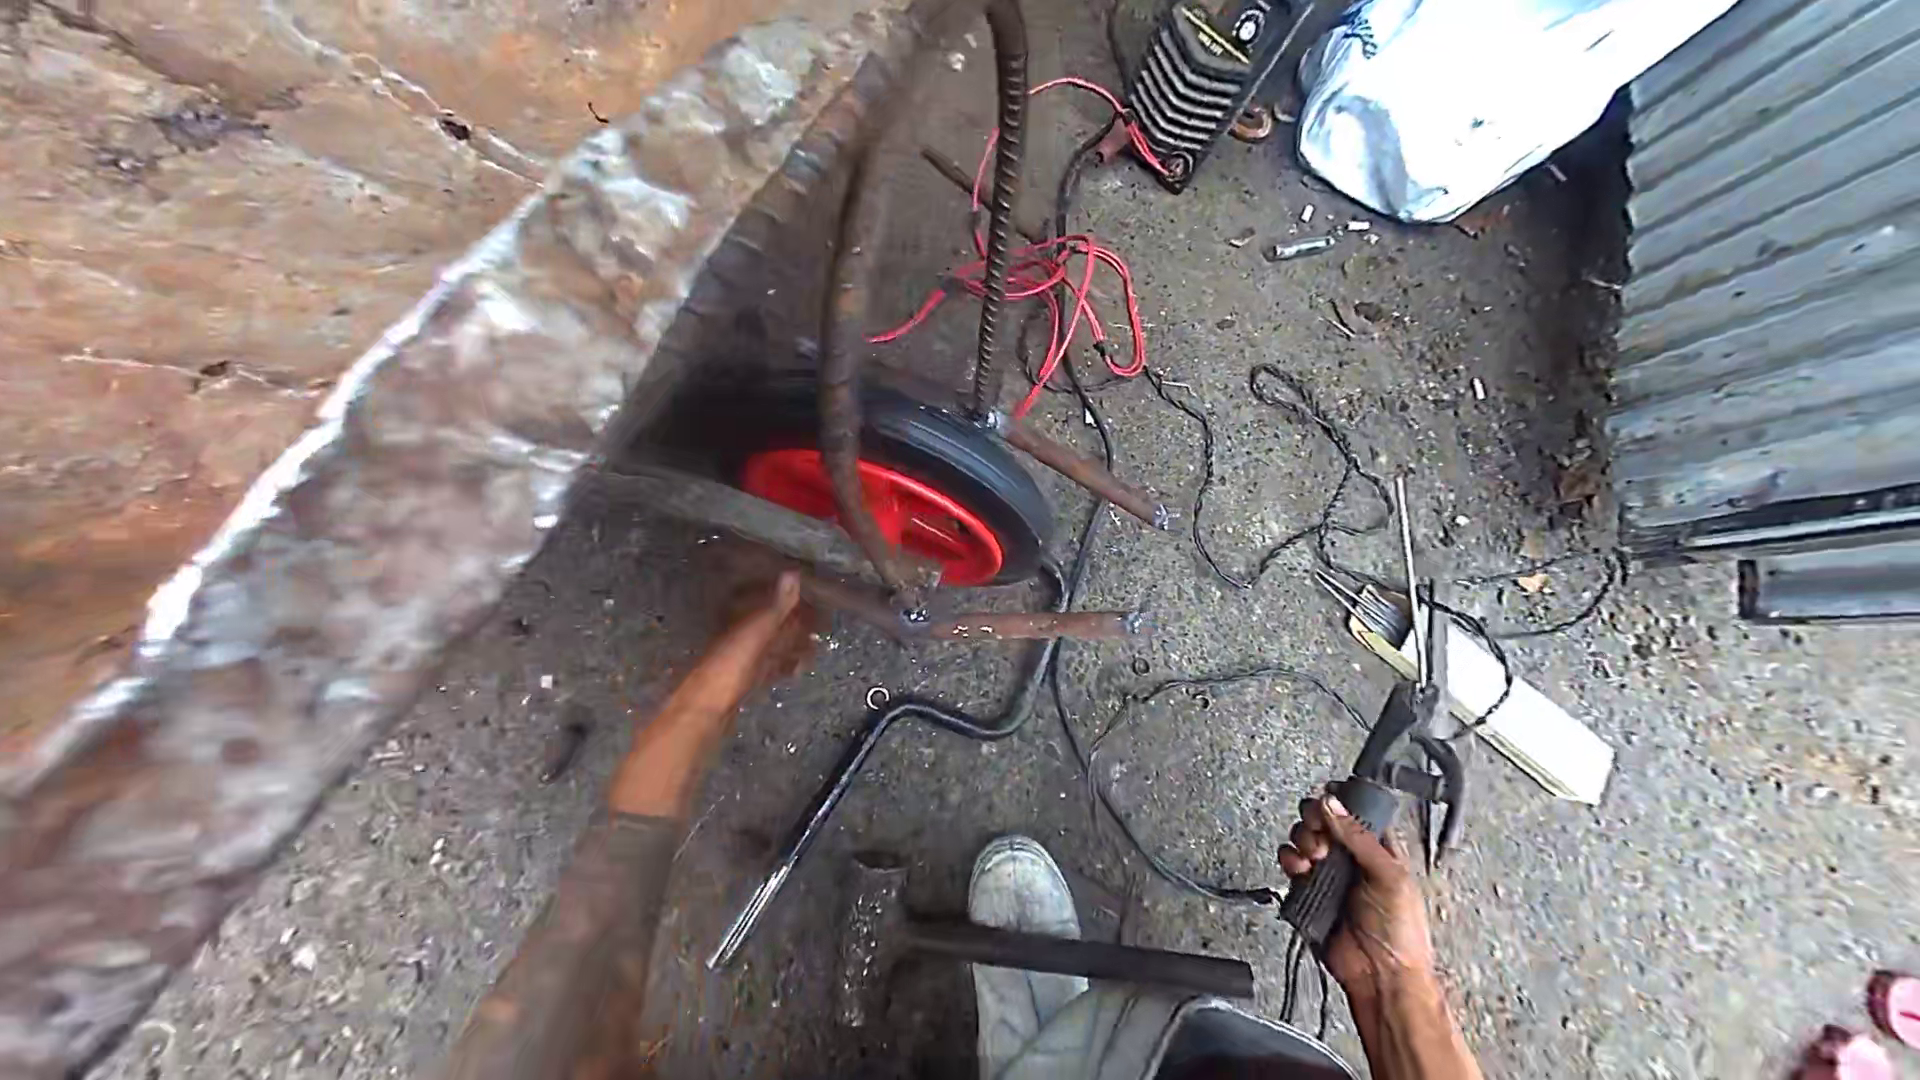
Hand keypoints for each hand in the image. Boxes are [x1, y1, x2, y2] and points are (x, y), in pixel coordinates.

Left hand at [715, 570, 816, 688]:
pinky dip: (787, 665)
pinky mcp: (750, 680)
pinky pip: (773, 667)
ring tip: (817, 646)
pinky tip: (798, 668)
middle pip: (777, 624)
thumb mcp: (755, 635)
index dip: (795, 599)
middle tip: (824, 625)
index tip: (818, 599)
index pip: (774, 602)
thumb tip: (793, 573)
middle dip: (799, 623)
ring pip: (776, 646)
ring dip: (795, 645)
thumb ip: (775, 607)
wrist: (704, 711)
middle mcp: (745, 635)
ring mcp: (747, 658)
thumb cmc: (727, 670)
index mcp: (744, 620)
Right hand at [1277, 794, 1436, 1000]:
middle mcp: (1351, 855)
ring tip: (1314, 858)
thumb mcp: (1389, 876)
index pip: (1354, 809)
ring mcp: (1328, 871)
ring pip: (1303, 836)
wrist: (1378, 975)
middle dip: (1315, 820)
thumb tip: (1331, 802)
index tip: (1329, 802)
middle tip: (1321, 834)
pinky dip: (1290, 859)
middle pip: (1322, 818)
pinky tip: (1300, 869)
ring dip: (1303, 840)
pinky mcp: (1307, 886)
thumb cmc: (1400, 932)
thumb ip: (1358, 836)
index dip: (1338, 802)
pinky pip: (1290, 861)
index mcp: (1378, 847)